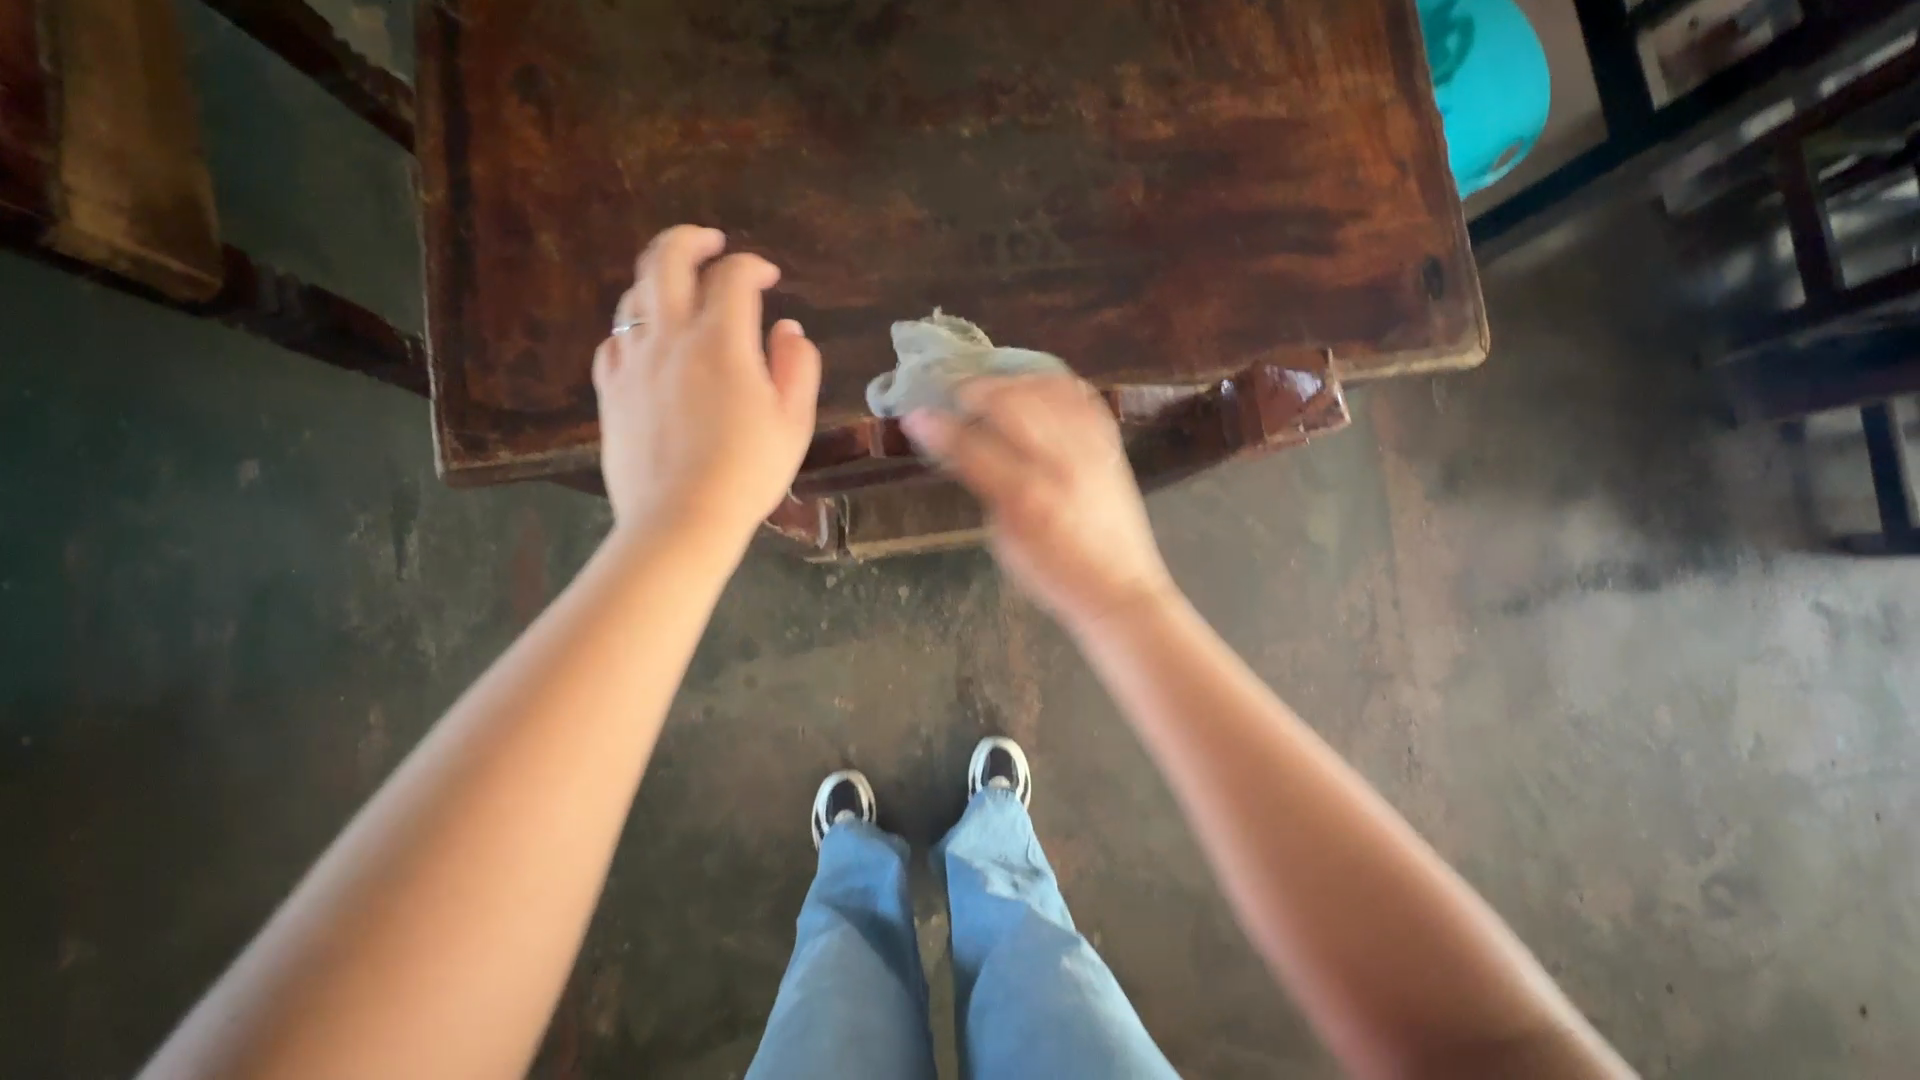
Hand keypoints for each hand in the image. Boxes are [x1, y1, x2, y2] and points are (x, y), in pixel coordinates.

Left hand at [594, 226, 820, 540]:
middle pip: (666, 259)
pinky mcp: (611, 389)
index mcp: (722, 341)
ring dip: (659, 279)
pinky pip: (614, 340)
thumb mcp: (794, 421)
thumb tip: (786, 328)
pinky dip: (634, 326)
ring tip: (680, 289)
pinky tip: (647, 340)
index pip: (733, 276)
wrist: (682, 519)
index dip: (753, 265)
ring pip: (635, 294)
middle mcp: (671, 337)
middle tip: (710, 242)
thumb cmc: (748, 472)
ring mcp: (633, 361)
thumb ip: (796, 365)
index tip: (768, 276)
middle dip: (690, 240)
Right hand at [903, 376, 1178, 632]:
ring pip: (1047, 391)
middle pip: (1013, 404)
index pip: (973, 449)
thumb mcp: (1005, 542)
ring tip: (990, 389)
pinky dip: (1051, 385)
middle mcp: (1063, 465)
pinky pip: (1081, 397)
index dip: (939, 429)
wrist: (1120, 588)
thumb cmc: (1053, 576)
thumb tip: (968, 452)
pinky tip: (1032, 387)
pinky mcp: (1111, 446)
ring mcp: (1092, 451)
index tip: (915, 417)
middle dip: (977, 391)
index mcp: (1028, 498)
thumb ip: (987, 491)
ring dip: (1011, 382)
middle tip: (955, 395)